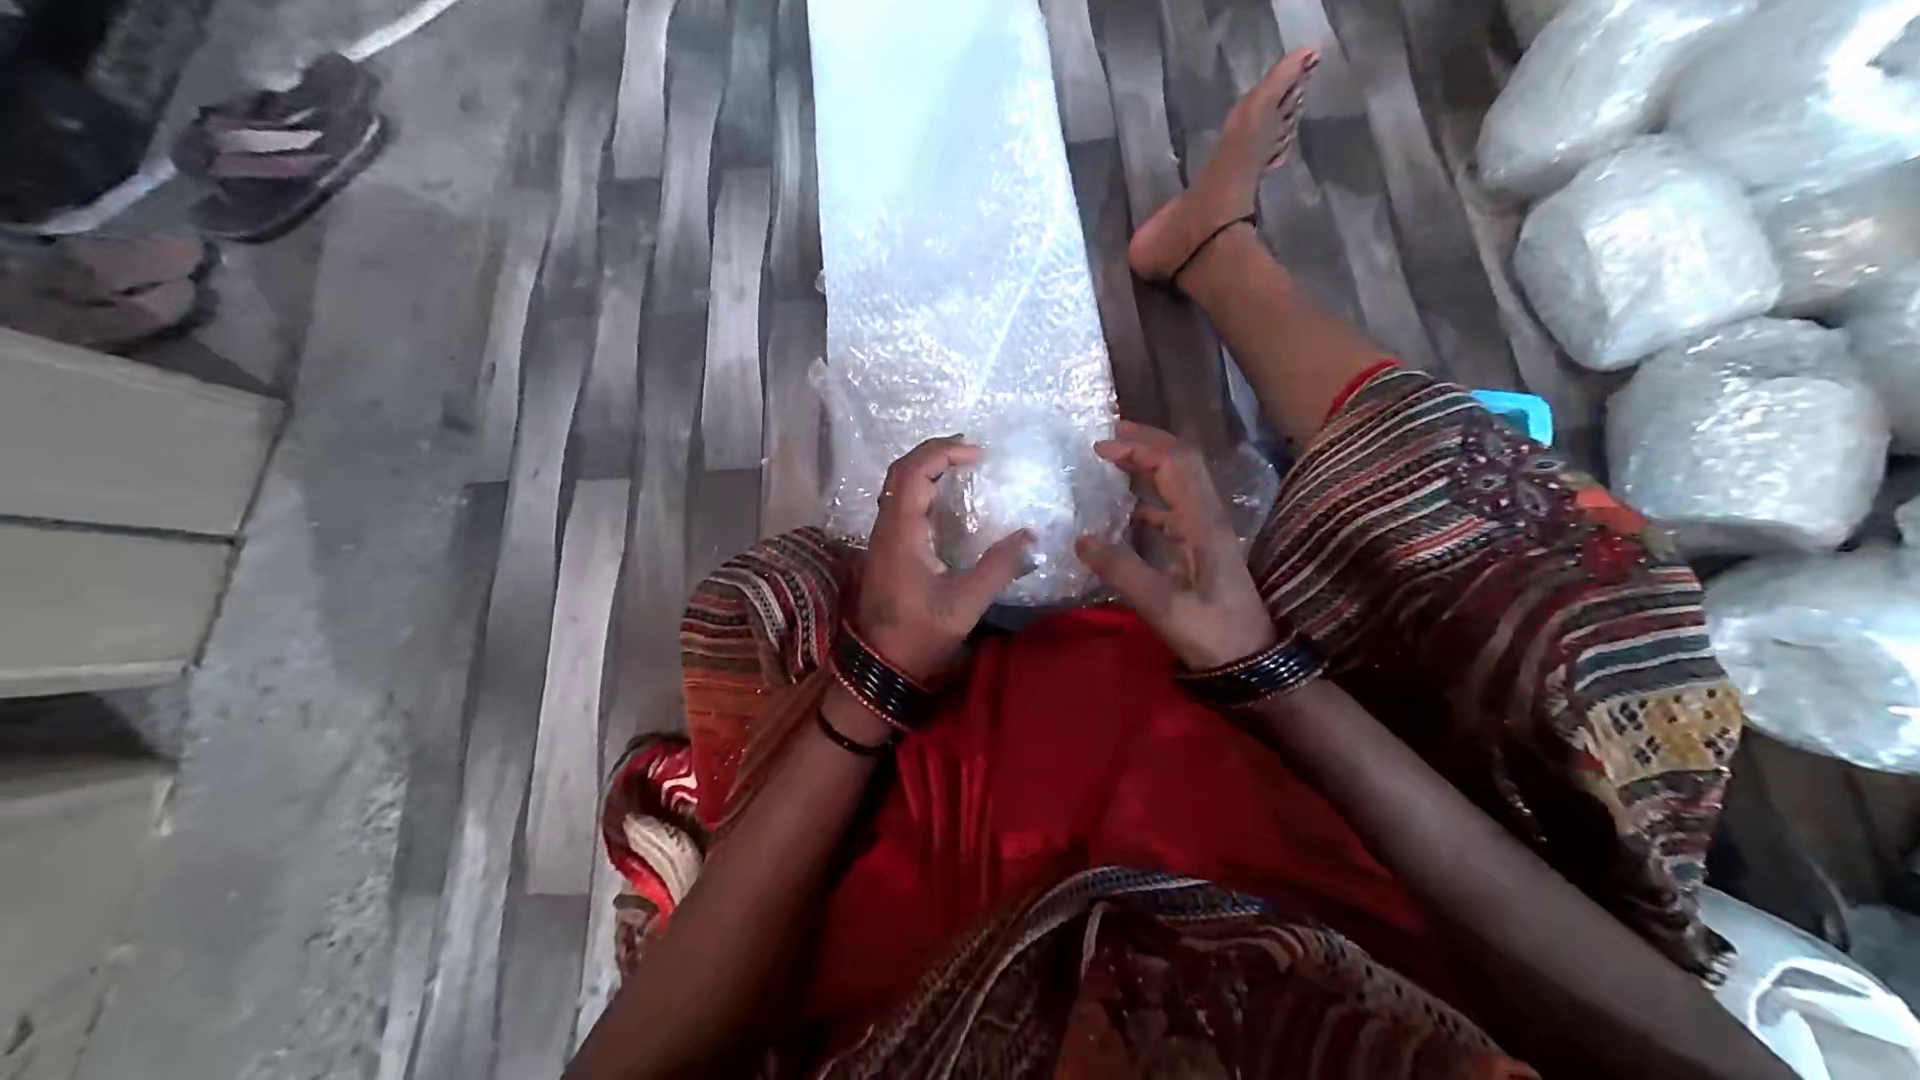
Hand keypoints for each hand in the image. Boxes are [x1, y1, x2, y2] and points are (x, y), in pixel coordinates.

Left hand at [856, 436, 1036, 682]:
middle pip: (900, 471)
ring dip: (925, 468)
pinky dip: (921, 488)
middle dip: (934, 453)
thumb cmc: (919, 635)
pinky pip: (898, 503)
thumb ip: (998, 568)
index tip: (977, 454)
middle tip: (969, 451)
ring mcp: (881, 538)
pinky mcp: (885, 550)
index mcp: (901, 533)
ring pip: (895, 486)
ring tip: (961, 467)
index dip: (943, 453)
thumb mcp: (965, 604)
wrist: (880, 665)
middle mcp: (885, 527)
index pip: (914, 472)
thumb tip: (1029, 536)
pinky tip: (945, 499)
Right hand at [1075, 421, 1278, 669]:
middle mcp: (1209, 518)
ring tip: (1114, 464)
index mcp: (1203, 522)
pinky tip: (1130, 514)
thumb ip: (1122, 570)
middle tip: (1108, 439)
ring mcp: (1208, 533)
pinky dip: (1151, 500)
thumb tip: (1082, 539)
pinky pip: (1176, 510)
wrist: (1252, 662)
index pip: (1175, 463)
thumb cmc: (1211, 633)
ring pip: (1180, 484)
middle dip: (1146, 444)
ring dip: (1149, 467)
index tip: (1101, 447)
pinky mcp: (1204, 550)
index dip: (1139, 447)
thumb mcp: (1163, 605)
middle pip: (1181, 463)